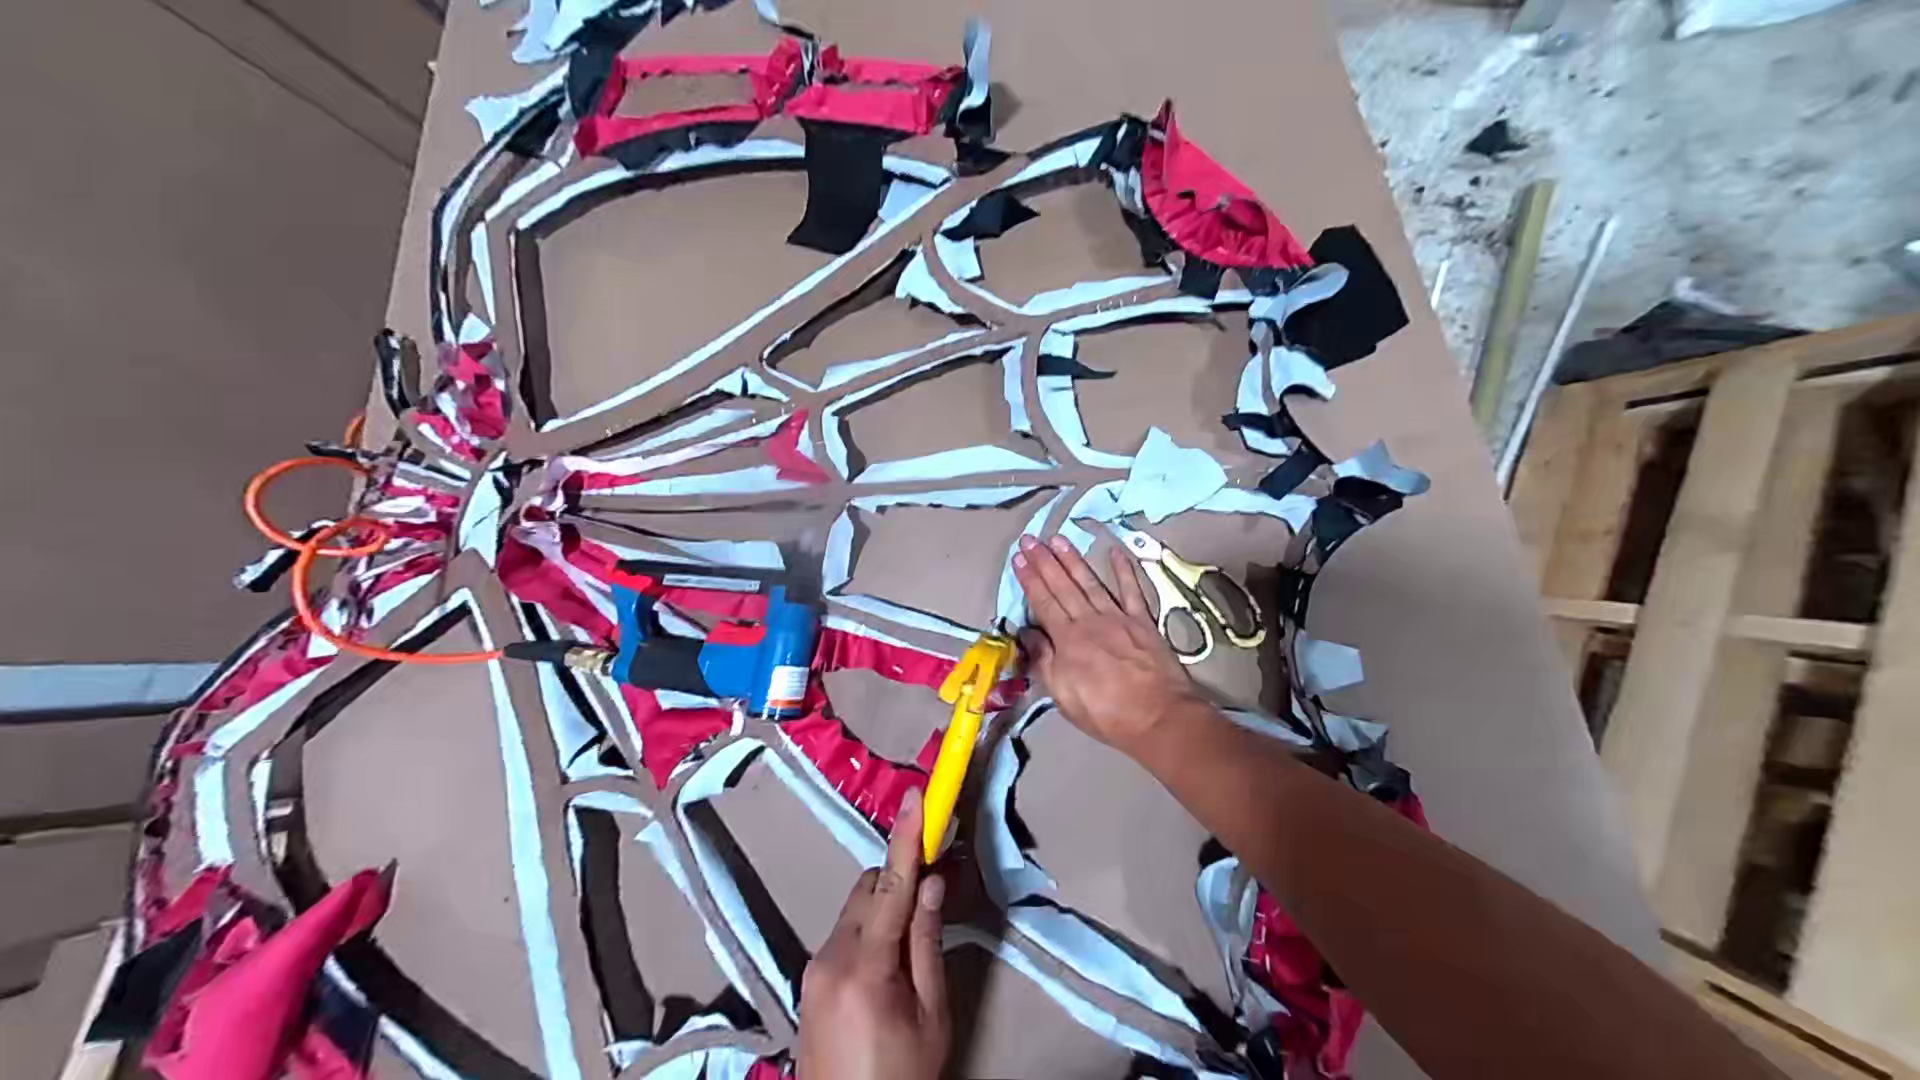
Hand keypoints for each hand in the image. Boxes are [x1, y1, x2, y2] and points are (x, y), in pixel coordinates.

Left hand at [798, 789, 948, 1079]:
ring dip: (884, 905)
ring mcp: (813, 967)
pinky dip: (869, 928)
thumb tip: (931, 882)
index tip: (917, 797)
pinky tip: (887, 961)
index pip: (891, 886)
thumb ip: (927, 943)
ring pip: (855, 909)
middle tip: (933, 885)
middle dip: (899, 878)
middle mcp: (829, 956)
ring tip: (911, 937)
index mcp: (864, 967)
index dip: (907, 838)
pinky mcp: (809, 978)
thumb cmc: (901, 1077)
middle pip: (868, 889)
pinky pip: (844, 932)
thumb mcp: (931, 1017)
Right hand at [1011, 535, 1202, 756]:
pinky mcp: (1143, 622)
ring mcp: (1118, 618)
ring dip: (1073, 559)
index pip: (1043, 602)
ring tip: (1058, 538)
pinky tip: (1115, 552)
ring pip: (1091, 582)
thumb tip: (1028, 633)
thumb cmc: (1106, 713)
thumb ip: (1044, 660)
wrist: (1158, 717)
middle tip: (1031, 539)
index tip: (1019, 558)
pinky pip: (1132, 590)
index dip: (1029, 579)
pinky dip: (1124, 570)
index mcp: (1068, 639)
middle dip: (1044, 561)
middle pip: (1063, 585)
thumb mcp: (1063, 695)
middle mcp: (1090, 621)